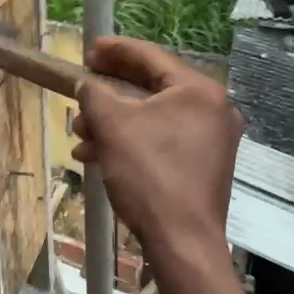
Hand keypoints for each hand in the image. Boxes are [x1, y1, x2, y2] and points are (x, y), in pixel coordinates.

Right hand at [71, 36, 241, 248]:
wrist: (181, 243)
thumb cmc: (149, 172)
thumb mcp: (111, 123)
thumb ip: (94, 93)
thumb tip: (86, 84)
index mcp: (198, 91)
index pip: (150, 56)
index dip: (114, 50)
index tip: (87, 50)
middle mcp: (212, 110)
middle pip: (150, 86)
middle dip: (109, 91)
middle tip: (83, 85)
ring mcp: (210, 140)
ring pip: (151, 116)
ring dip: (112, 120)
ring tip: (80, 132)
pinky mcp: (202, 165)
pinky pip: (160, 138)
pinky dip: (129, 140)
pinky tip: (96, 155)